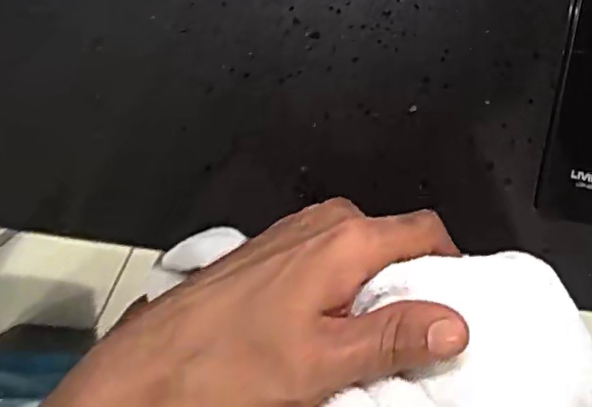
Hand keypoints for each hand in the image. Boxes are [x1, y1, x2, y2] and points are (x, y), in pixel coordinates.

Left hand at [45, 200, 469, 406]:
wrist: (136, 373)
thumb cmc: (225, 369)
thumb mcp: (321, 364)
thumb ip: (393, 336)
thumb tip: (455, 325)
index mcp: (349, 237)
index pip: (426, 229)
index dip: (448, 263)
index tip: (449, 304)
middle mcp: (327, 218)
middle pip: (394, 236)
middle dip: (407, 279)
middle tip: (400, 333)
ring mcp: (297, 229)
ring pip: (361, 244)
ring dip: (372, 282)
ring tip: (355, 335)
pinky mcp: (273, 246)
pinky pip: (329, 251)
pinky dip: (340, 280)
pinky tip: (317, 323)